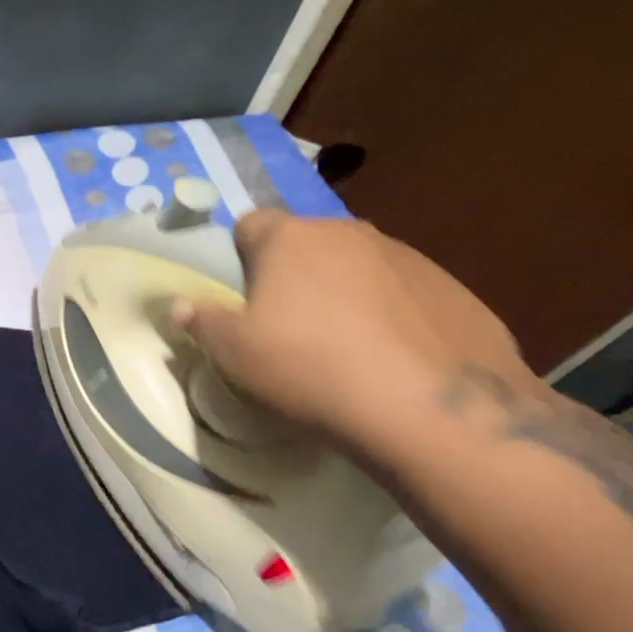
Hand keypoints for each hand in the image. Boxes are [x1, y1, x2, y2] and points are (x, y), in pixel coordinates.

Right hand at [169, 210, 538, 446]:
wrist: (427, 407)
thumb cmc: (307, 369)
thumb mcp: (234, 354)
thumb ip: (203, 323)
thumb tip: (179, 304)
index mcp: (290, 239)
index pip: (251, 224)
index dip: (240, 256)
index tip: (241, 296)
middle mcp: (350, 232)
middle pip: (308, 244)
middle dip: (294, 274)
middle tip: (286, 327)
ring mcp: (408, 257)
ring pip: (359, 267)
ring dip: (344, 293)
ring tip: (343, 348)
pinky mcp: (453, 288)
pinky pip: (404, 294)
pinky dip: (391, 316)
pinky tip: (389, 360)